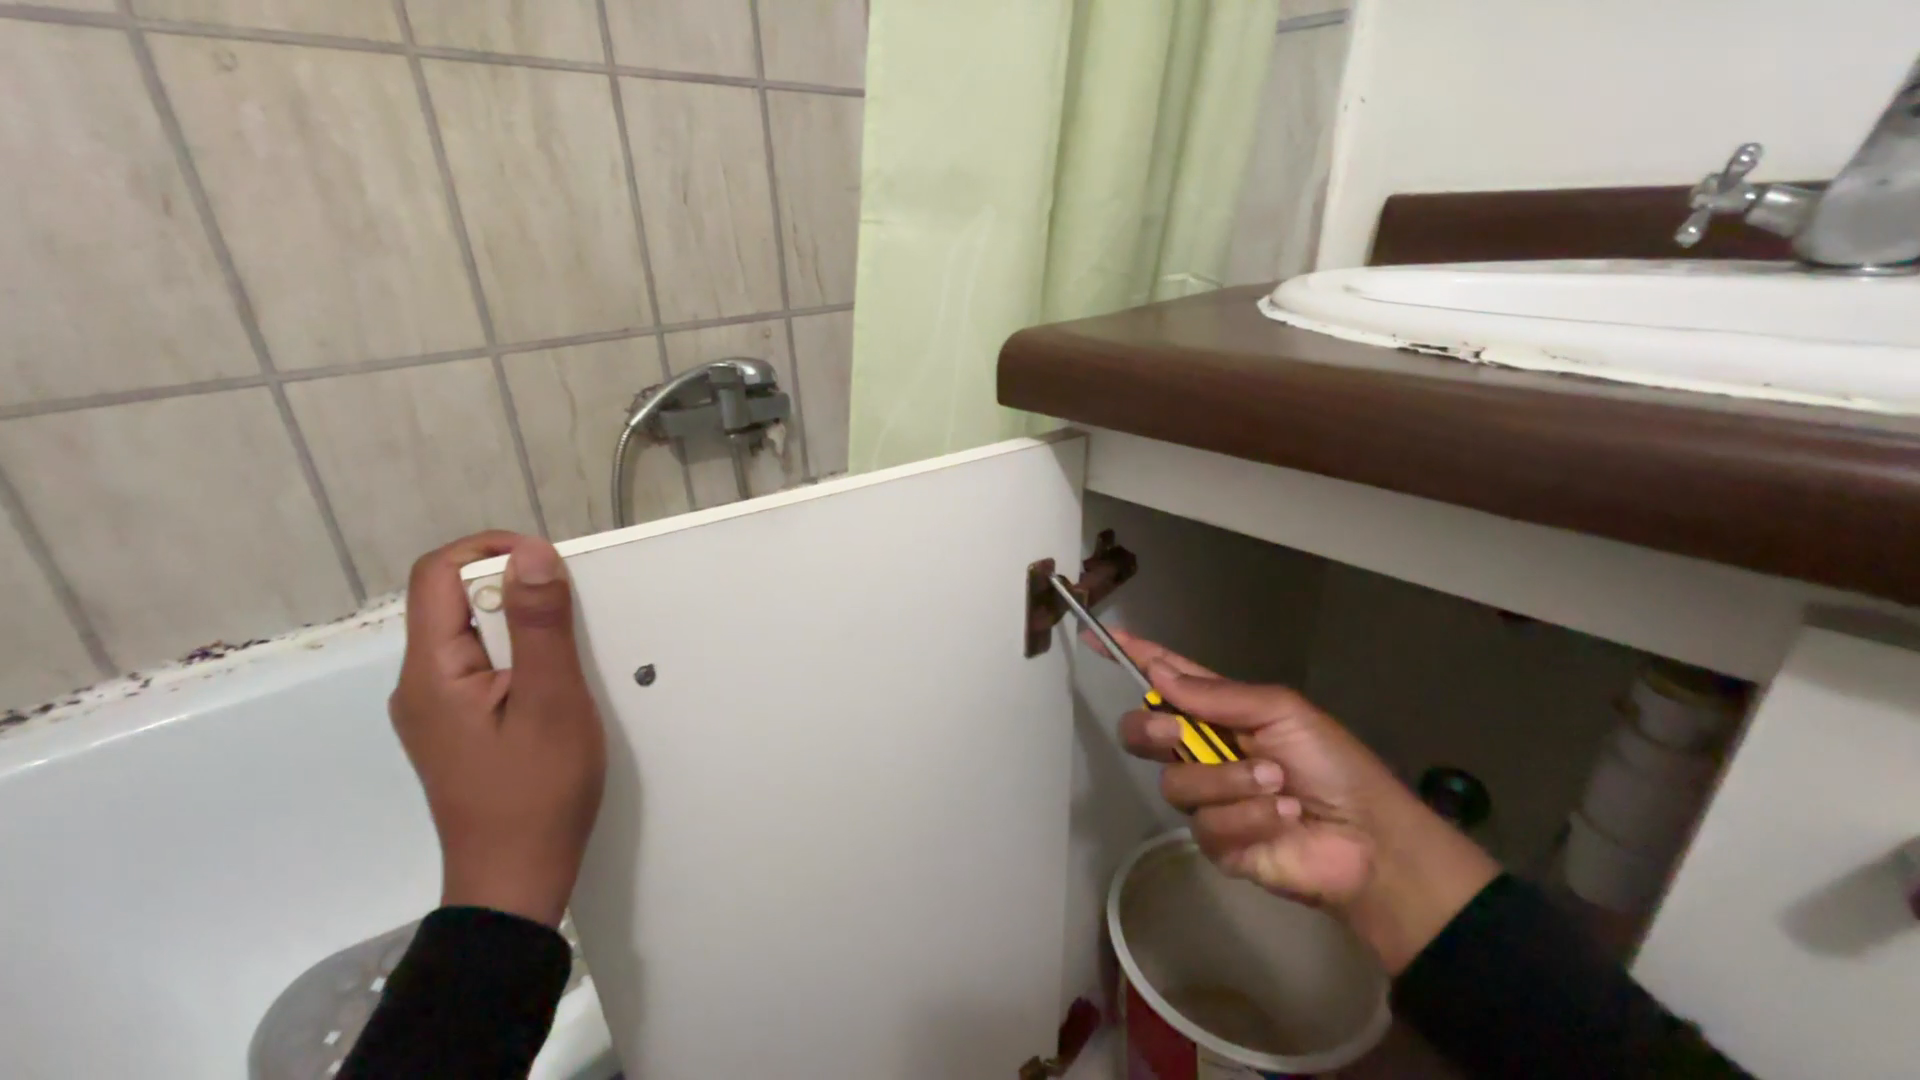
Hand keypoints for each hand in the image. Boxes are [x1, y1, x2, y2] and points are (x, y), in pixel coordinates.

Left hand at [389, 532, 605, 928]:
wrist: (515, 880)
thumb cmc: (537, 792)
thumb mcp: (552, 702)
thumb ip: (542, 625)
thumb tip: (533, 553)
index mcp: (431, 672)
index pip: (437, 576)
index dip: (489, 551)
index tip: (547, 562)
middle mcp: (418, 685)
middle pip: (450, 603)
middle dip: (511, 588)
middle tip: (569, 608)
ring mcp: (433, 711)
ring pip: (468, 637)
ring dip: (517, 623)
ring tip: (567, 648)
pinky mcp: (454, 730)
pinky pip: (477, 668)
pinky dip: (515, 656)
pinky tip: (550, 684)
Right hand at [1105, 630, 1496, 972]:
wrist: (1370, 839)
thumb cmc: (1332, 764)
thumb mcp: (1282, 711)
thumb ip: (1217, 695)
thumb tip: (1158, 672)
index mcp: (1219, 712)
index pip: (1166, 678)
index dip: (1132, 656)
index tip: (1099, 636)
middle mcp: (1203, 750)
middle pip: (1142, 731)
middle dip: (1152, 727)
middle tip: (1178, 732)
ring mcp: (1207, 798)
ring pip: (1174, 781)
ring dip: (1227, 780)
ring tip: (1276, 785)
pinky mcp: (1216, 843)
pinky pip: (1205, 825)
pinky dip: (1247, 817)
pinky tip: (1281, 819)